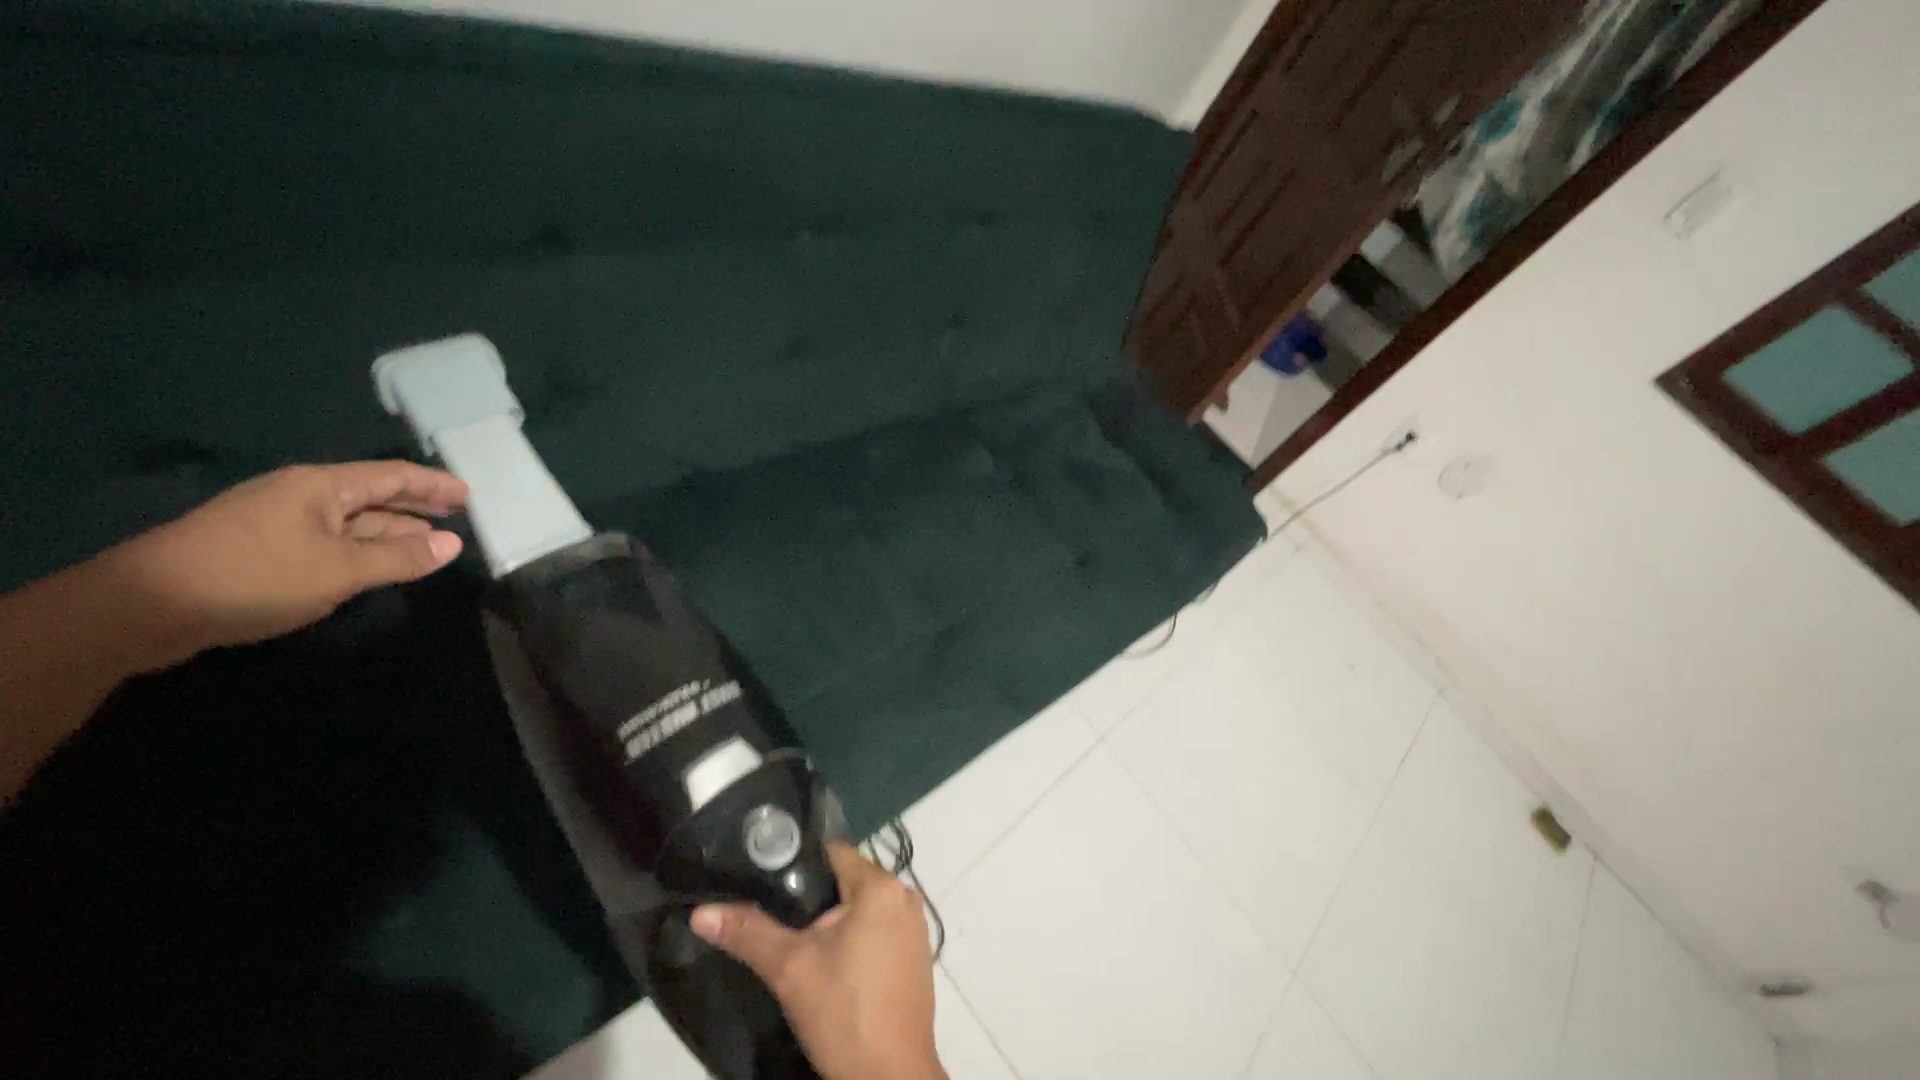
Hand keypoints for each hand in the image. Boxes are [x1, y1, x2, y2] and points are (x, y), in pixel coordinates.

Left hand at [101, 461, 468, 669]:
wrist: (145, 607)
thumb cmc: (254, 576)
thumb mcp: (340, 570)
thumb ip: (400, 557)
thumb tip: (453, 544)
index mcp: (320, 486)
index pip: (392, 475)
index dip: (433, 483)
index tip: (470, 494)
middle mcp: (300, 495)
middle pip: (371, 493)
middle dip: (416, 504)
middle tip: (457, 516)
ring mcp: (278, 522)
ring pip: (349, 520)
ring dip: (390, 530)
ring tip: (429, 544)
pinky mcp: (261, 550)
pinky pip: (328, 540)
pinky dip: (361, 548)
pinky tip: (374, 565)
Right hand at [692, 844, 946, 1079]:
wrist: (890, 1078)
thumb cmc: (844, 1013)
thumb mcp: (789, 969)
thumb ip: (748, 933)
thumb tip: (702, 912)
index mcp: (882, 887)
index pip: (833, 852)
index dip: (796, 862)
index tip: (764, 879)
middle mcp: (905, 898)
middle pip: (847, 880)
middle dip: (811, 897)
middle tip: (773, 917)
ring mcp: (915, 928)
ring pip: (861, 908)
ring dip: (831, 922)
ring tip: (794, 942)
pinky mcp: (915, 956)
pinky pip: (877, 930)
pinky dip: (853, 939)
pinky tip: (827, 964)